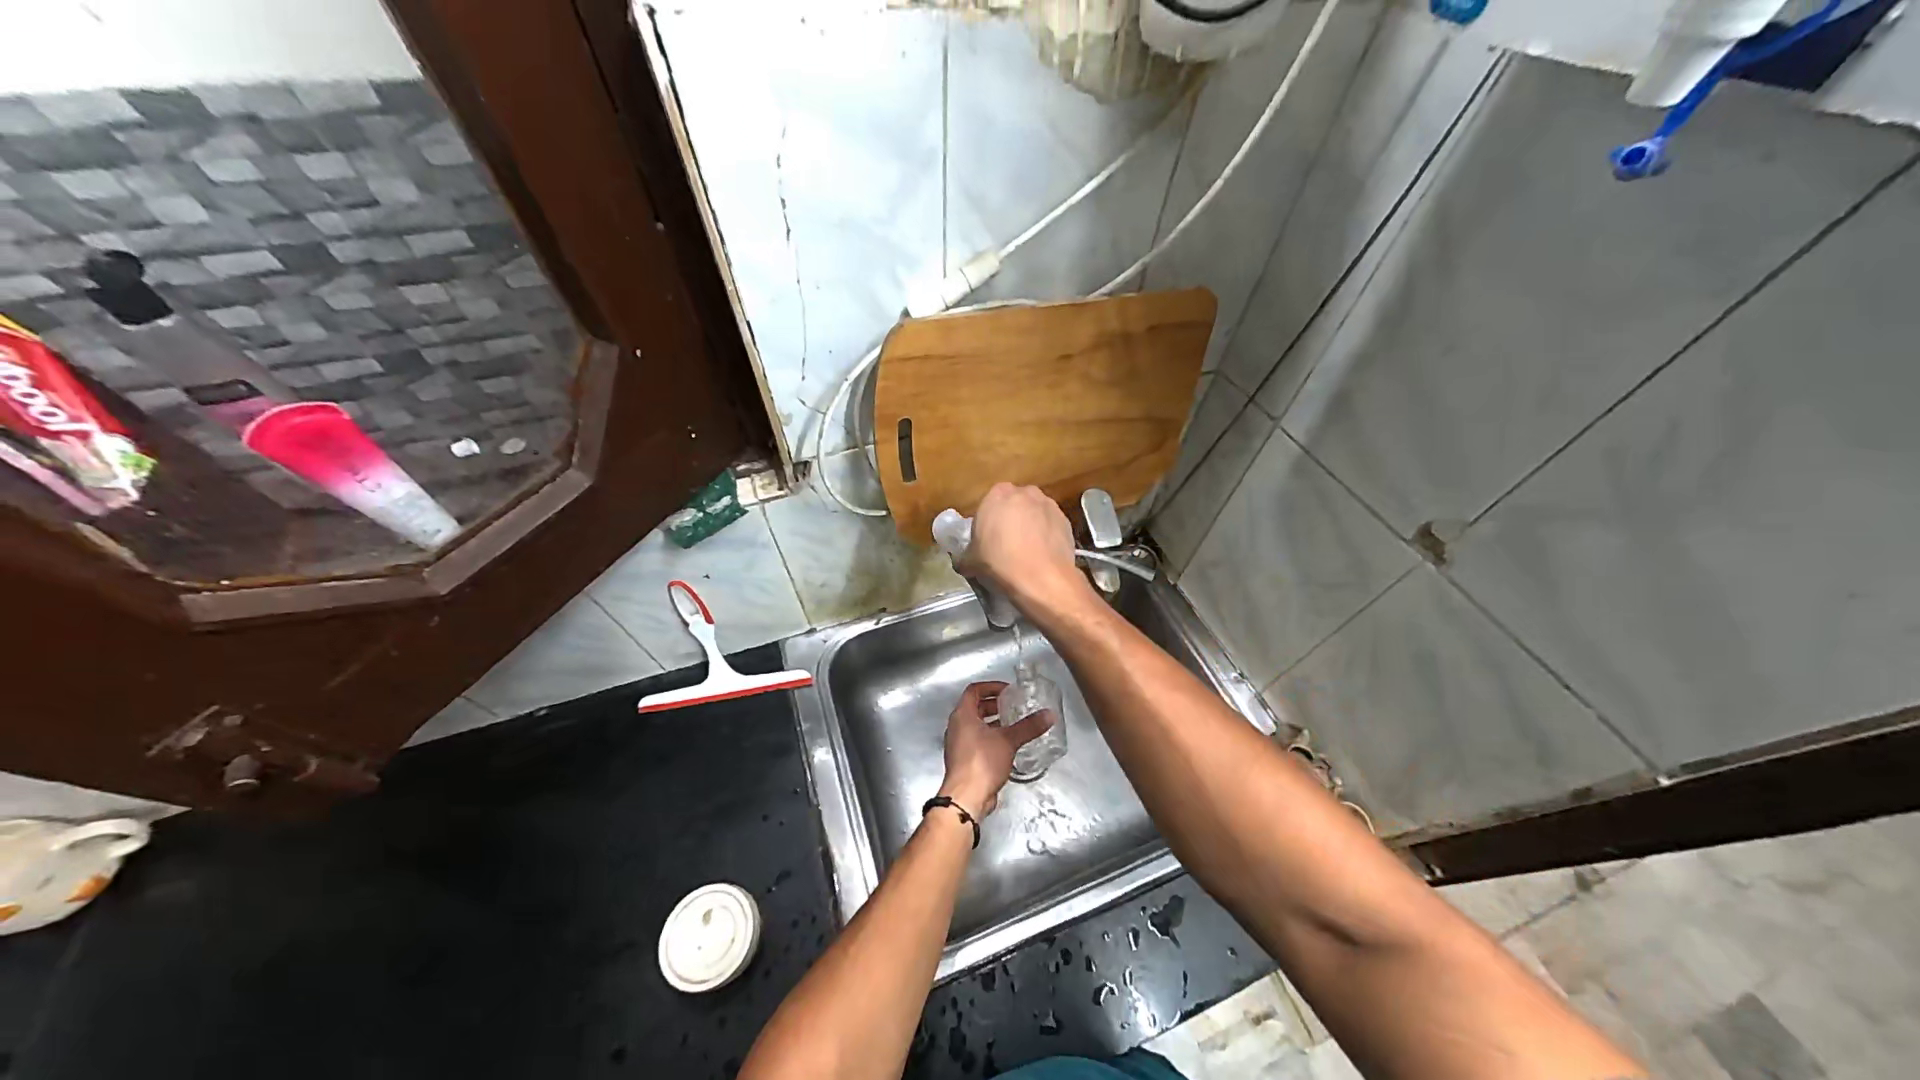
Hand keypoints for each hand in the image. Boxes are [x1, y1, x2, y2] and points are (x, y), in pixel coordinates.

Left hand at [938, 681, 1053, 817]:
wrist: (966, 796)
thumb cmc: (982, 761)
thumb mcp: (1008, 740)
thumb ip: (1028, 726)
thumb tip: (1048, 715)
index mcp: (962, 715)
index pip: (974, 690)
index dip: (991, 687)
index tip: (1008, 691)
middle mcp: (956, 727)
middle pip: (974, 707)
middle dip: (993, 705)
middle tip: (1012, 706)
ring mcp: (958, 744)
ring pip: (975, 725)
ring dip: (993, 722)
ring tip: (1013, 724)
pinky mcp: (963, 759)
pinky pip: (976, 741)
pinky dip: (990, 737)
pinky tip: (1007, 745)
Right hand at [960, 483, 1089, 614]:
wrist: (1041, 578)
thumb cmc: (1000, 563)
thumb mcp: (970, 562)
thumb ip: (965, 556)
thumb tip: (964, 562)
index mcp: (997, 494)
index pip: (989, 504)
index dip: (987, 523)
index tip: (987, 541)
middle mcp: (1025, 492)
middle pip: (1014, 505)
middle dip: (1011, 521)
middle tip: (1006, 545)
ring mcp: (1049, 505)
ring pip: (1035, 514)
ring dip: (1031, 527)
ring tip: (1027, 553)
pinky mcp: (1066, 521)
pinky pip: (1051, 526)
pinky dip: (1047, 537)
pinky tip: (1043, 556)